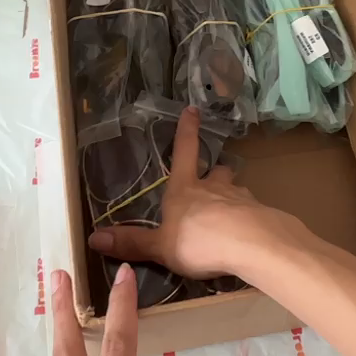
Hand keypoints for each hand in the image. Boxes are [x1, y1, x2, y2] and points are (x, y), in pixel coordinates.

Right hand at [89, 106, 295, 279]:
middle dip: (216, 172)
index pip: (185, 151)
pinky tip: (247, 236)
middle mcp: (214, 187)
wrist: (251, 245)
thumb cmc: (199, 241)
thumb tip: (94, 237)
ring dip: (233, 197)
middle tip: (215, 179)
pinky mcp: (261, 215)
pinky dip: (249, 220)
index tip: (192, 109)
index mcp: (186, 189)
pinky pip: (253, 213)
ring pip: (237, 190)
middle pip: (217, 170)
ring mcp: (241, 199)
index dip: (187, 130)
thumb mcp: (161, 246)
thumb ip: (132, 242)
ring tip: (231, 215)